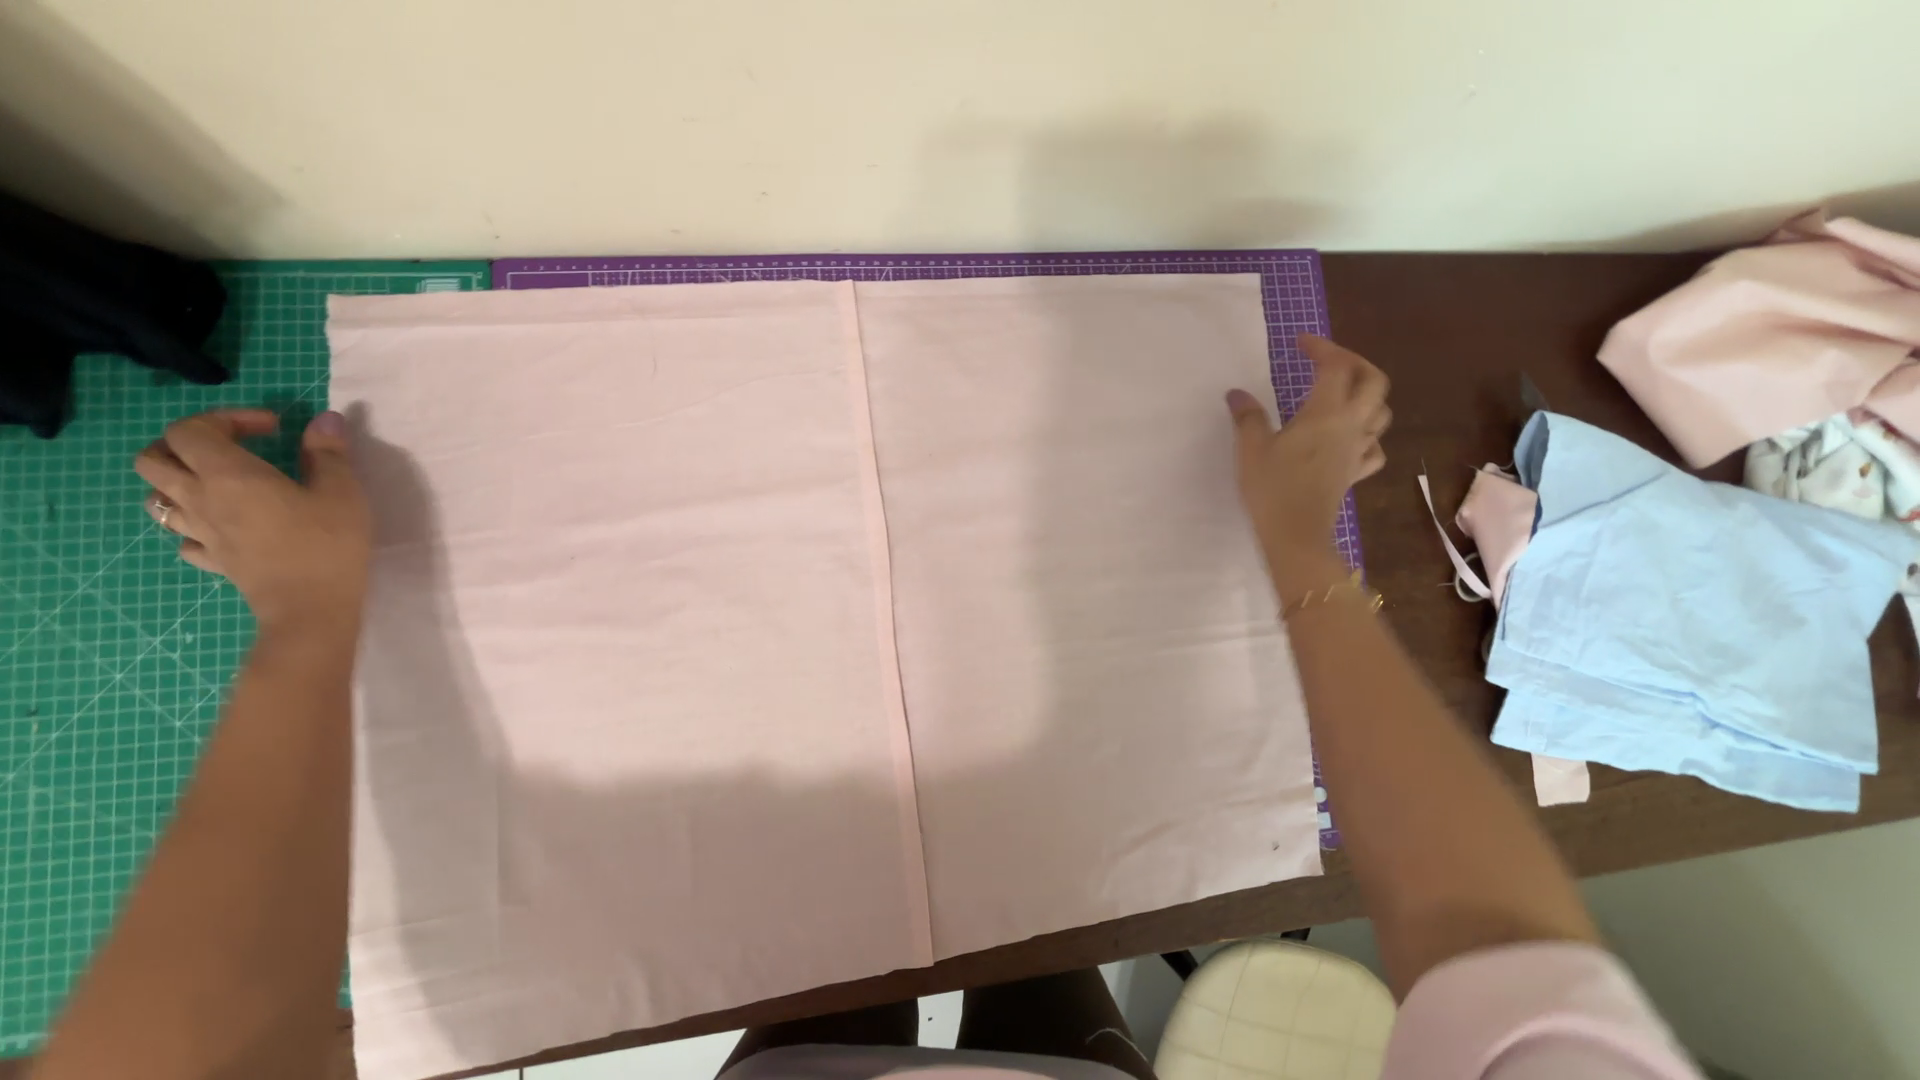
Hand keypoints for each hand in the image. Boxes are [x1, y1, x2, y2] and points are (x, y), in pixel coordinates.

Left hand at [134, 409, 370, 636]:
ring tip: (218, 486)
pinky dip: (195, 525)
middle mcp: (199, 499)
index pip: (190, 430)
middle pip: (153, 459)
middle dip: (182, 445)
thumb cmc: (327, 543)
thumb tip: (325, 419)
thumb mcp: (341, 491)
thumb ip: (328, 452)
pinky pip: (183, 536)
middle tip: (227, 449)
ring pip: (156, 499)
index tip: (271, 428)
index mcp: (227, 474)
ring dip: (178, 483)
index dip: (225, 418)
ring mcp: (200, 533)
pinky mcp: (211, 560)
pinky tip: (225, 528)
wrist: (309, 607)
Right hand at [1227, 335, 1390, 593]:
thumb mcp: (1251, 448)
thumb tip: (1236, 393)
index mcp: (1326, 413)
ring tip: (1343, 394)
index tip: (1301, 342)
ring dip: (1367, 395)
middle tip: (1329, 361)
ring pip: (1381, 412)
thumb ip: (1248, 416)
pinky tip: (1350, 439)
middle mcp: (1350, 425)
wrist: (1296, 535)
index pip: (1335, 367)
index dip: (1321, 347)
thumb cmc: (1272, 488)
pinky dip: (1368, 436)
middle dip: (1356, 363)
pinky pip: (1374, 448)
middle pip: (1374, 381)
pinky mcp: (1355, 473)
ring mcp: (1357, 450)